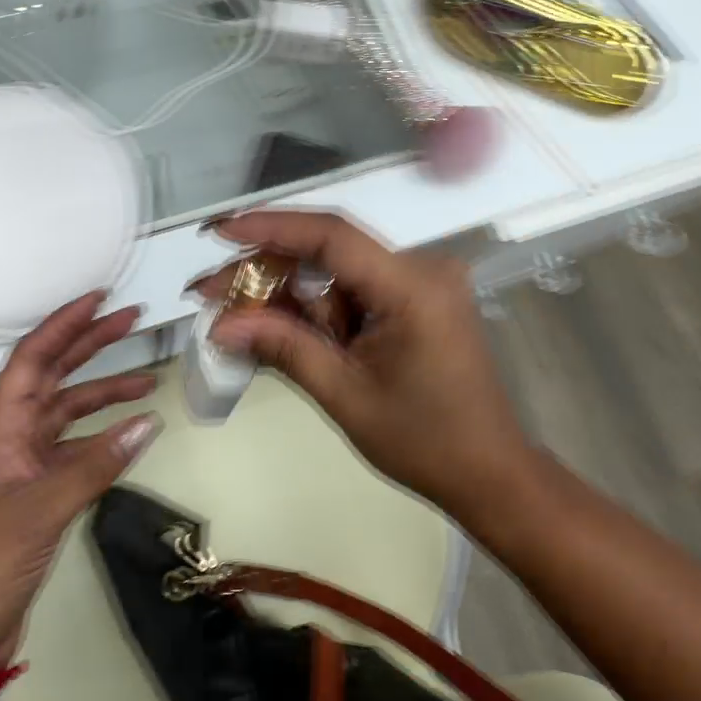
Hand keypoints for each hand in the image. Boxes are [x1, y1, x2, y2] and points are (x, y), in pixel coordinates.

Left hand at [0, 293, 162, 667]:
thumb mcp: (39, 511)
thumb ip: (95, 466)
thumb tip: (148, 422)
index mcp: (0, 430)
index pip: (32, 360)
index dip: (62, 324)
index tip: (98, 299)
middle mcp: (14, 438)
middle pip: (54, 377)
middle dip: (90, 345)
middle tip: (132, 319)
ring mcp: (27, 468)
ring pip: (70, 414)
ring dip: (105, 393)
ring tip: (148, 378)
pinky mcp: (41, 496)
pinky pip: (78, 452)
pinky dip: (106, 439)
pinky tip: (132, 434)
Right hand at [207, 211, 532, 516]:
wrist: (490, 473)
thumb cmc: (425, 442)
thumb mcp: (345, 395)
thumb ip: (283, 348)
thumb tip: (220, 325)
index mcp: (412, 286)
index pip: (332, 236)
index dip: (270, 227)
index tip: (219, 232)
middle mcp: (422, 269)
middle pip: (329, 249)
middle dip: (267, 270)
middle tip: (210, 293)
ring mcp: (422, 282)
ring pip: (337, 271)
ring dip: (289, 293)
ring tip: (239, 319)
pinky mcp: (418, 299)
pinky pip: (355, 289)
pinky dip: (318, 307)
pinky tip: (281, 326)